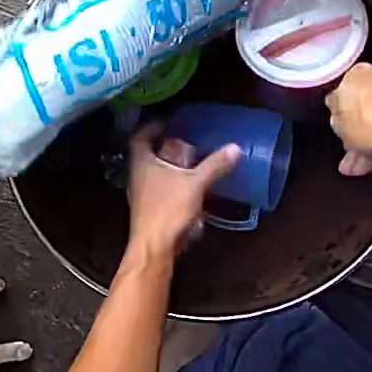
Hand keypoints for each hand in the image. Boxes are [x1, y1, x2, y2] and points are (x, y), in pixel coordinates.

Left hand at [125, 123, 241, 258]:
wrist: (153, 249)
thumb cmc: (168, 210)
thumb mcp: (195, 184)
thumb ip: (214, 166)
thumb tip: (235, 148)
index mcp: (142, 163)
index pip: (140, 137)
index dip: (151, 127)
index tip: (167, 122)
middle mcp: (137, 176)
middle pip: (146, 154)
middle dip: (164, 146)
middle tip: (183, 140)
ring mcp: (141, 195)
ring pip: (152, 173)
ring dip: (168, 166)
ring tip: (189, 161)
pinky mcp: (148, 210)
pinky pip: (159, 188)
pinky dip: (172, 183)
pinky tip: (188, 187)